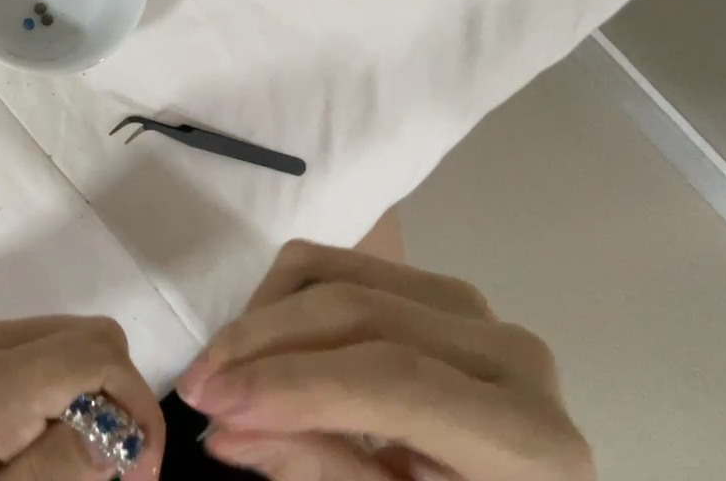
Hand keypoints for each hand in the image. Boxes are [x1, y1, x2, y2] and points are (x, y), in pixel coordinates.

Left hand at [0, 316, 165, 480]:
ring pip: (64, 334)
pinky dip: (57, 379)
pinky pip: (33, 344)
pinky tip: (40, 430)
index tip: (141, 470)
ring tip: (77, 453)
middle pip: (89, 333)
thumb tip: (121, 435)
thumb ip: (57, 468)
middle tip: (116, 466)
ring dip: (90, 387)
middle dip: (120, 394)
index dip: (138, 407)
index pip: (95, 355)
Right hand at [175, 241, 592, 480]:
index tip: (210, 404)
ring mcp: (468, 308)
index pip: (395, 382)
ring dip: (261, 318)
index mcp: (531, 437)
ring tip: (222, 368)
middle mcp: (508, 352)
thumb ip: (314, 469)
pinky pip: (330, 265)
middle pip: (357, 316)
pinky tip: (260, 342)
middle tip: (194, 386)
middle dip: (260, 347)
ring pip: (334, 278)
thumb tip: (221, 430)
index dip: (293, 386)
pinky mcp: (425, 287)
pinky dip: (277, 294)